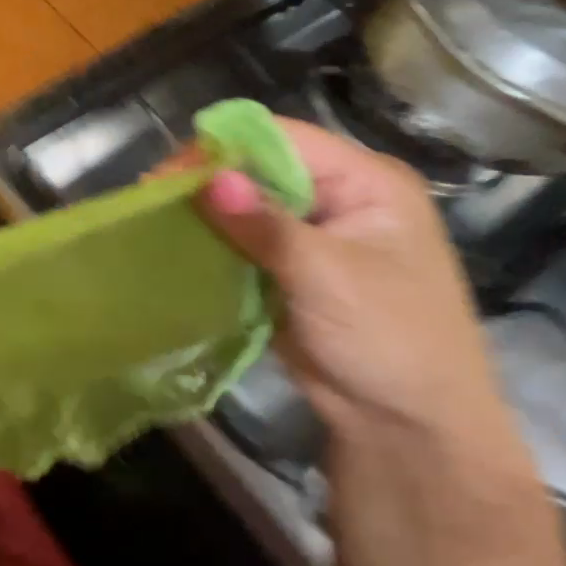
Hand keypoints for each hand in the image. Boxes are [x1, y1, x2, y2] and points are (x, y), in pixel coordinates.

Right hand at [180, 119, 501, 434]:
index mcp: (366, 181)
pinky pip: (240, 232)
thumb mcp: (327, 278)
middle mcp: (340, 193)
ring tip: (157, 221)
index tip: (169, 177)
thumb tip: (211, 178)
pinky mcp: (289, 260)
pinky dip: (210, 235)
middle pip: (256, 162)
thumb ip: (266, 225)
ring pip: (242, 197)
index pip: (279, 137)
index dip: (222, 148)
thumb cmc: (390, 342)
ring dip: (202, 208)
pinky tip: (178, 243)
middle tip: (154, 201)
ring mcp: (313, 228)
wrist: (410, 427)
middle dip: (205, 178)